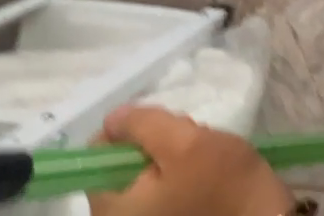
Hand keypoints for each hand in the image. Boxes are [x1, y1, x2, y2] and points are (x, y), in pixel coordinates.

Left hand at [87, 106, 293, 215]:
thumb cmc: (221, 185)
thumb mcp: (186, 143)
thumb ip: (146, 125)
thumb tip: (113, 116)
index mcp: (109, 207)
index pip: (102, 151)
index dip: (138, 129)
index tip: (173, 131)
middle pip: (126, 160)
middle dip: (161, 143)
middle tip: (195, 145)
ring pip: (147, 171)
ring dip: (176, 156)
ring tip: (206, 158)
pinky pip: (162, 187)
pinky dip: (183, 173)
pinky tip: (206, 173)